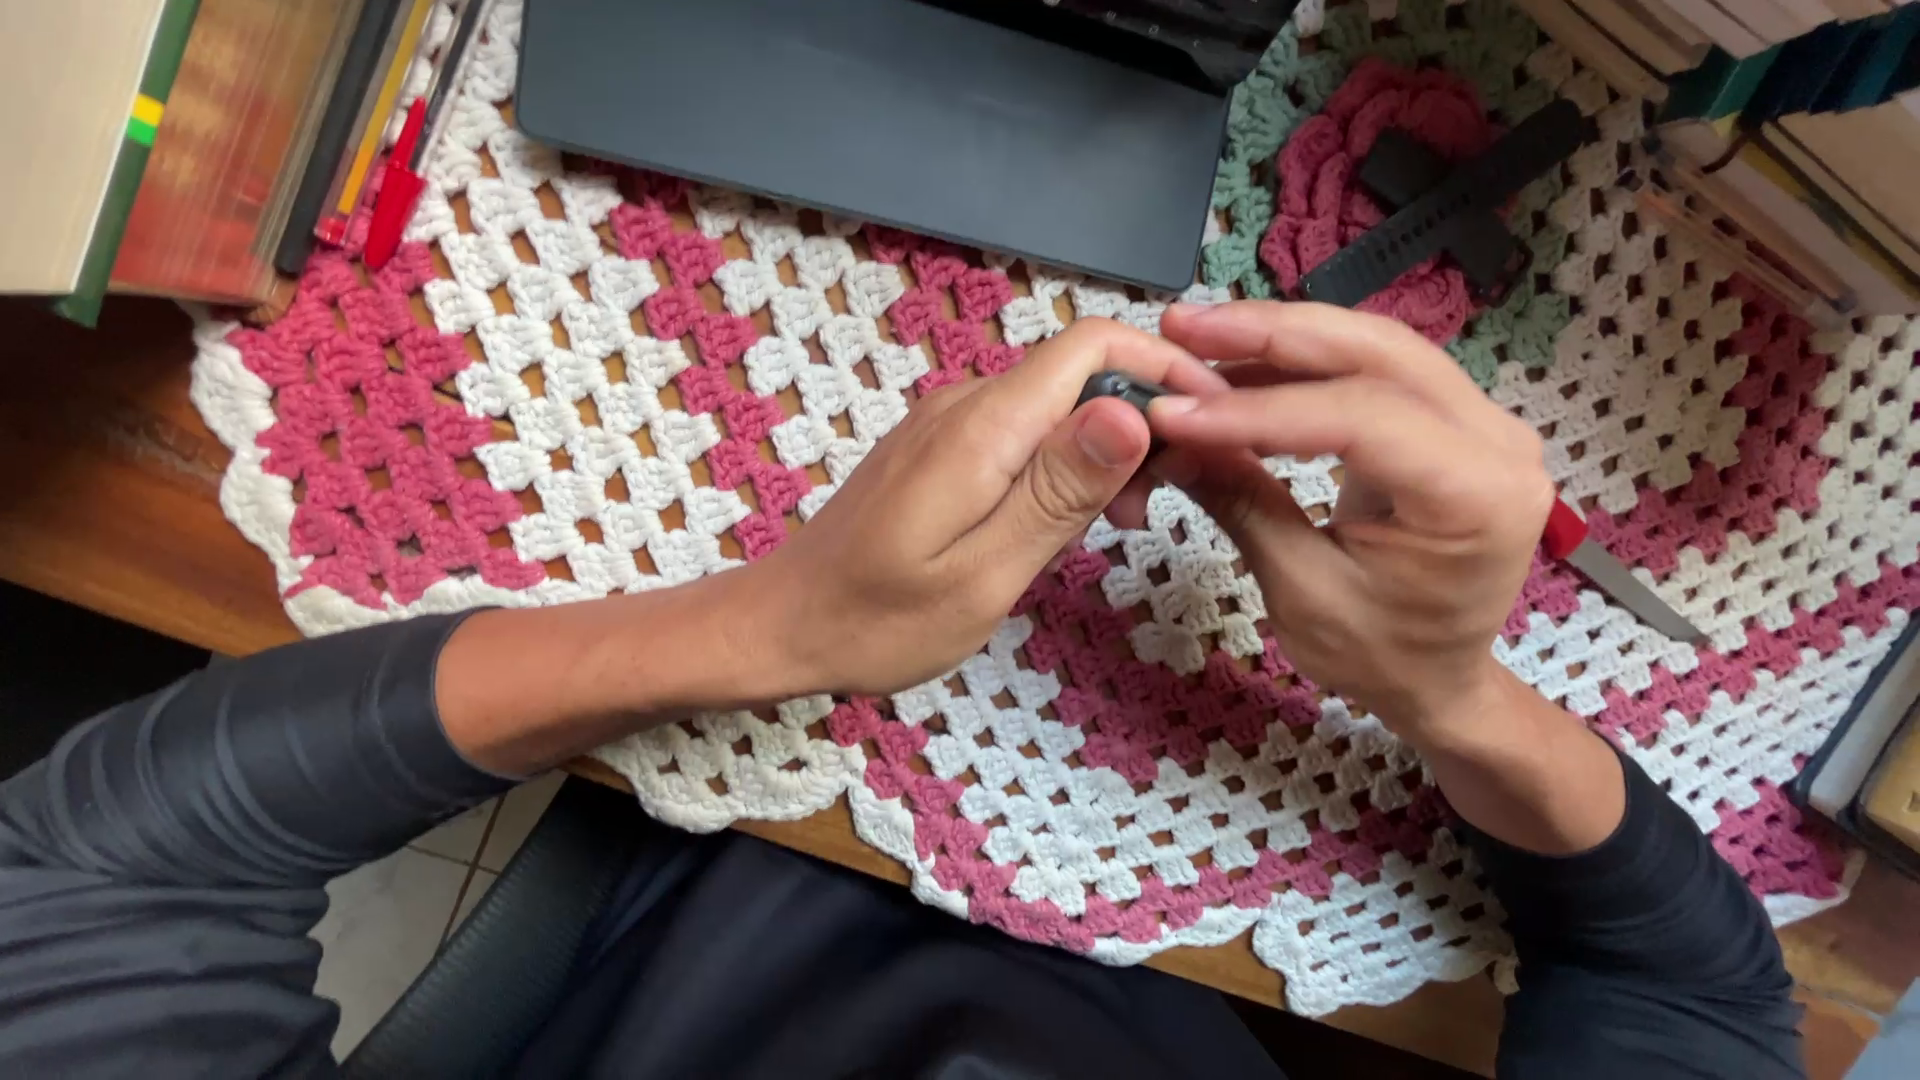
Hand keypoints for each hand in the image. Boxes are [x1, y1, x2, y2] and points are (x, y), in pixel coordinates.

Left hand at [753, 318, 1225, 697]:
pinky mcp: (937, 451)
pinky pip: (1017, 434)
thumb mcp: (983, 574)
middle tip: (1156, 508)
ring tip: (1116, 528)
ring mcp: (945, 425)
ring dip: (1101, 451)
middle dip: (1139, 420)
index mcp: (983, 427)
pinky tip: (1059, 523)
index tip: (1207, 429)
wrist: (784, 625)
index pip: (1091, 346)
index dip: (1161, 369)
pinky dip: (1058, 466)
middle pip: (1077, 372)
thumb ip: (1057, 492)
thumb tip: (1132, 411)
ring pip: (1052, 406)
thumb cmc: (880, 621)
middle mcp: (964, 405)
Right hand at [1144, 301, 1555, 742]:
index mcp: (1476, 496)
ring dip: (1279, 338)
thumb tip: (1169, 441)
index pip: (1360, 417)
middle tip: (1183, 324)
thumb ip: (1242, 503)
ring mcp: (1477, 422)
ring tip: (1197, 335)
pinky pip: (1369, 372)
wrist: (1438, 678)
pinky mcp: (1446, 422)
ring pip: (1371, 347)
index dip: (1258, 408)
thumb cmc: (1379, 655)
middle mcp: (1494, 439)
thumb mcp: (1300, 590)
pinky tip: (1239, 367)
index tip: (1173, 410)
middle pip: (1375, 351)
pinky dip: (1297, 366)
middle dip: (1270, 333)